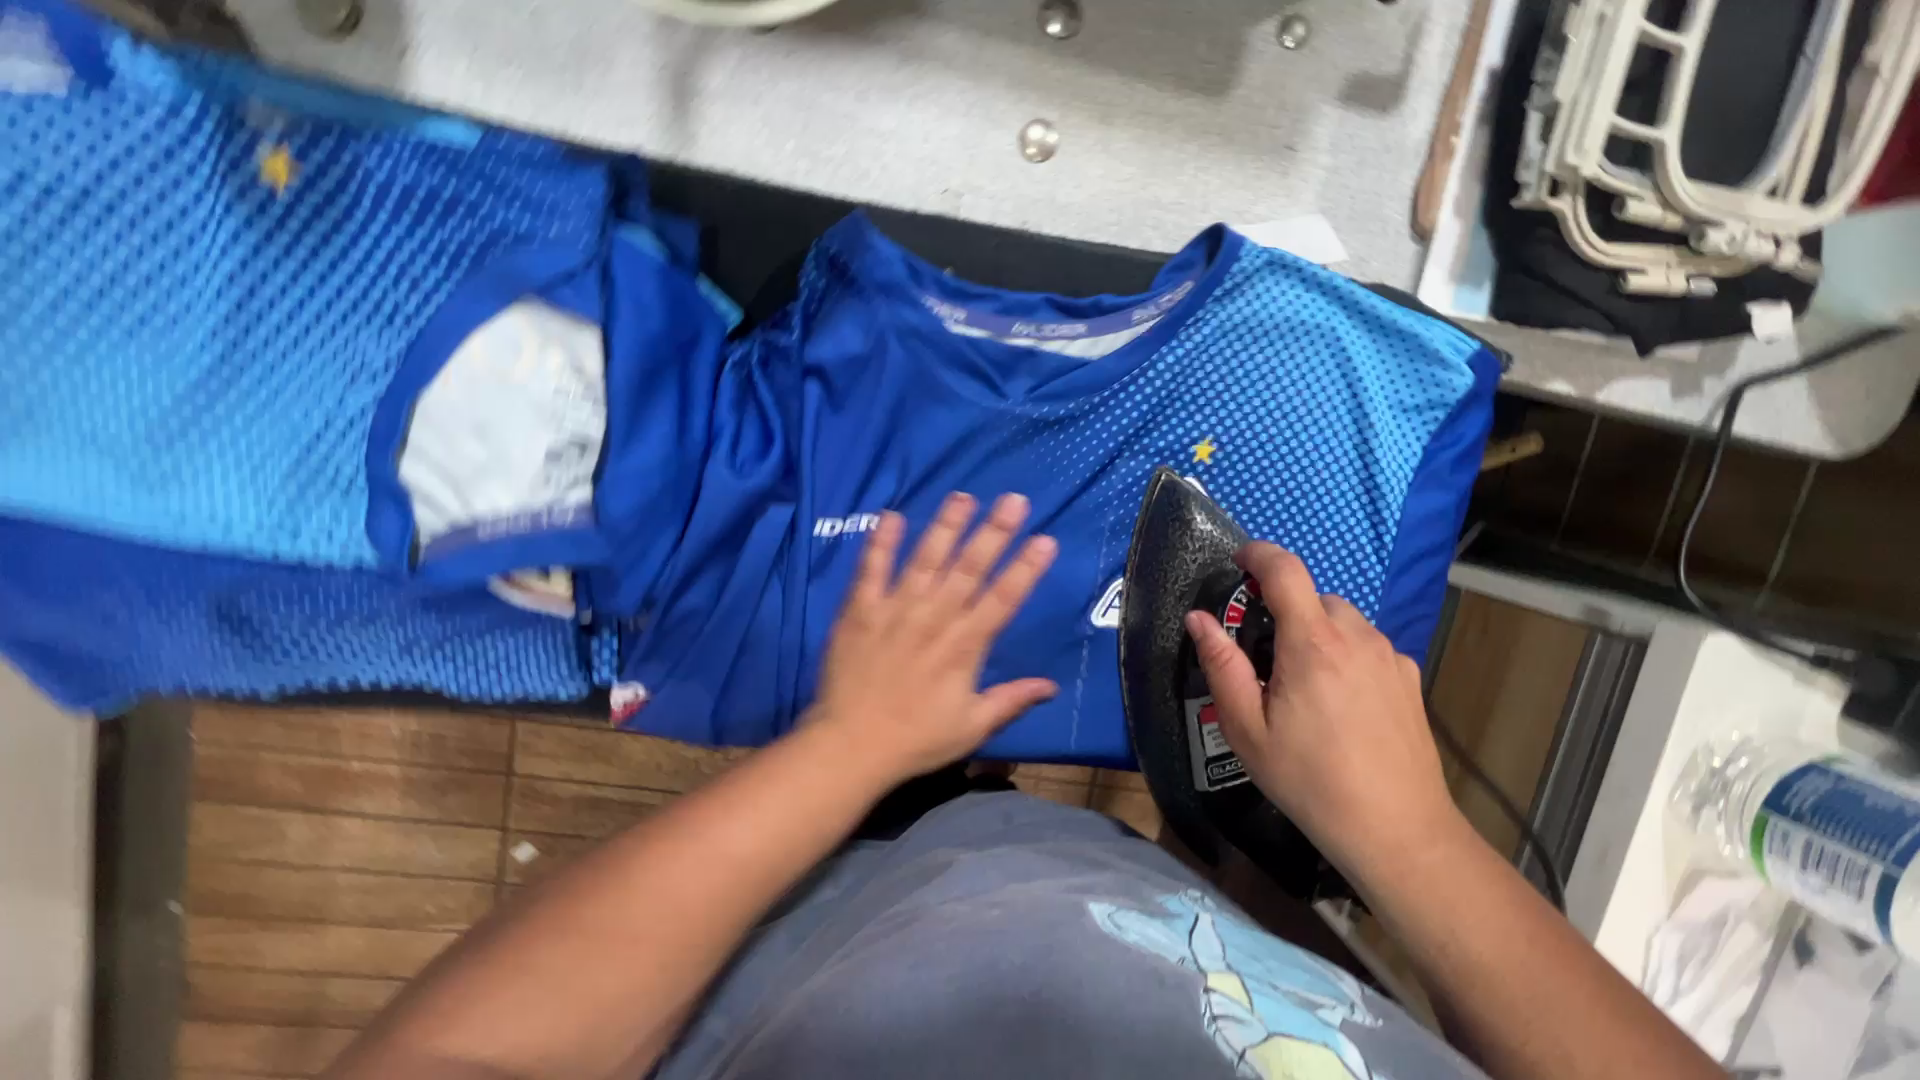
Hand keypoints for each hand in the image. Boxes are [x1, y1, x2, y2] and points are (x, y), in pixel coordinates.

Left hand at [806, 492, 1058, 785]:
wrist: (850, 745)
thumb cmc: (916, 739)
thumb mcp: (971, 727)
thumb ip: (1010, 701)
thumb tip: (1050, 686)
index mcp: (964, 646)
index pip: (1003, 599)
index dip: (1025, 569)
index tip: (1044, 539)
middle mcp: (934, 619)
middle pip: (969, 568)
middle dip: (994, 532)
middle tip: (1013, 499)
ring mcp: (895, 610)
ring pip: (925, 560)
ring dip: (945, 526)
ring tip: (963, 496)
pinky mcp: (860, 611)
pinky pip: (871, 571)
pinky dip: (880, 543)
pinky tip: (890, 516)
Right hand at [1184, 542, 1463, 874]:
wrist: (1396, 829)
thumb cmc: (1309, 779)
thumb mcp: (1246, 729)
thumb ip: (1221, 666)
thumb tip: (1199, 619)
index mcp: (1312, 643)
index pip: (1285, 571)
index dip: (1259, 555)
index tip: (1239, 562)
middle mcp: (1357, 637)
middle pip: (1314, 597)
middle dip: (1285, 609)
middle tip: (1263, 656)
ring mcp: (1390, 657)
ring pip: (1344, 621)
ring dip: (1317, 632)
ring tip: (1302, 684)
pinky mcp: (1409, 679)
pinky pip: (1368, 646)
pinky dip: (1345, 654)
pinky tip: (1339, 702)